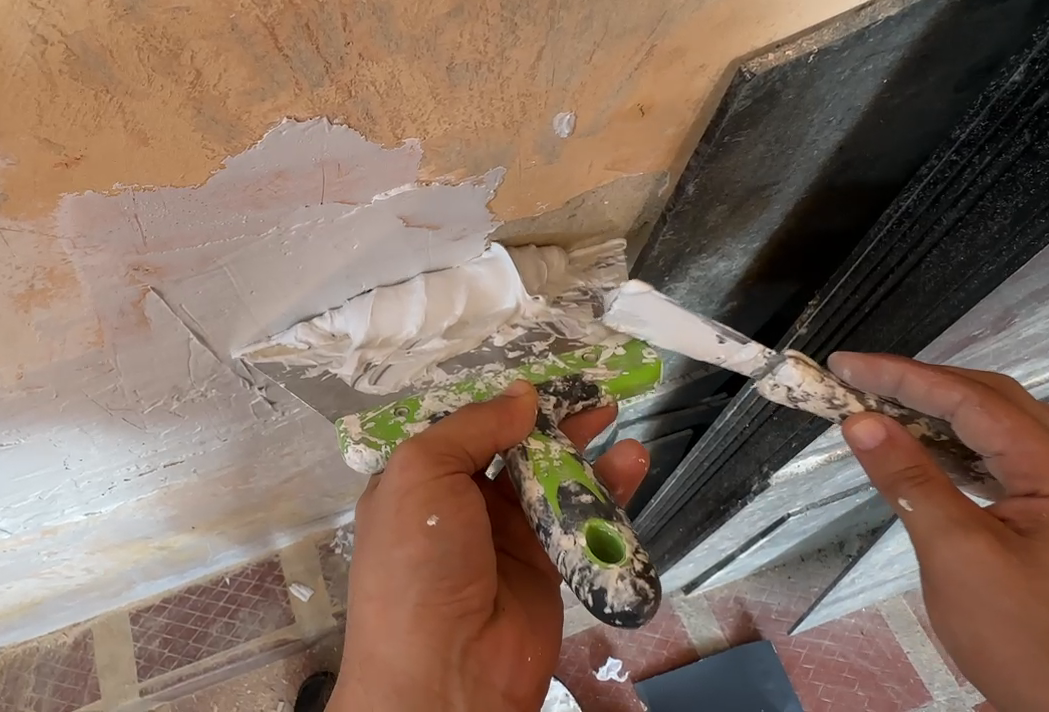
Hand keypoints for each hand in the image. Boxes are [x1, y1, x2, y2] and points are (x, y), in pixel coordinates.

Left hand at [329, 380, 649, 711]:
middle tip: (587, 387)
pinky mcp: (546, 566)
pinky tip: (630, 460)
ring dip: (582, 446)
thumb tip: (522, 394)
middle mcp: (459, 501)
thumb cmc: (418, 558)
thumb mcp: (423, 472)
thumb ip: (475, 428)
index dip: (497, 400)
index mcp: (419, 477)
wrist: (445, 672)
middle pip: (510, 445)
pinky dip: (606, 489)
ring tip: (612, 411)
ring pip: (549, 477)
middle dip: (547, 416)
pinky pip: (579, 518)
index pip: (461, 426)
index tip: (536, 375)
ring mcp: (504, 535)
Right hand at [831, 352, 1048, 711]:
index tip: (843, 365)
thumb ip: (910, 479)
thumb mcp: (958, 556)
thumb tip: (859, 420)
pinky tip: (938, 456)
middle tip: (862, 382)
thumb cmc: (1032, 643)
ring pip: (1013, 431)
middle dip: (927, 385)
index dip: (902, 377)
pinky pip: (1018, 464)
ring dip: (951, 411)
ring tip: (893, 408)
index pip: (973, 402)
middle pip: (1001, 404)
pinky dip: (970, 446)